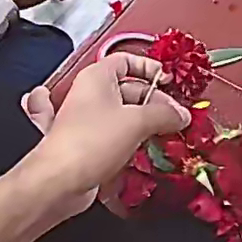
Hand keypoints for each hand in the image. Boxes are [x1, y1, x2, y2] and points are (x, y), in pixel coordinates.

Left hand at [18, 54, 188, 214]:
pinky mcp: (90, 144)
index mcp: (97, 77)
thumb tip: (182, 115)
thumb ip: (164, 114)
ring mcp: (89, 120)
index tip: (167, 80)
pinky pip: (116, 135)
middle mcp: (91, 95)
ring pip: (125, 114)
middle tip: (177, 117)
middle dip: (155, 102)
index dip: (148, 67)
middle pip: (130, 89)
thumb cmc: (93, 141)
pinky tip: (148, 146)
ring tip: (169, 133)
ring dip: (147, 123)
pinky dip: (133, 139)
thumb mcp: (137, 121)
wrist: (59, 181)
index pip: (126, 60)